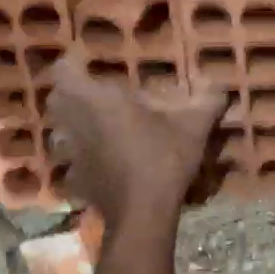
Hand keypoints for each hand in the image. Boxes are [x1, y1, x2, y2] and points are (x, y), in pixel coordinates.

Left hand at [46, 61, 229, 234]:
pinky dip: (79, 157)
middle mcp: (77, 123)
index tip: (87, 60)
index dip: (71, 63)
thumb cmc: (164, 157)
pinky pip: (69, 162)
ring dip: (71, 124)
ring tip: (93, 123)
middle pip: (56, 100)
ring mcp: (71, 154)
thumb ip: (208, 99)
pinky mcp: (75, 180)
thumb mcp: (195, 125)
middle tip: (93, 89)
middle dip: (69, 92)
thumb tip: (218, 82)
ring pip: (58, 132)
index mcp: (99, 100)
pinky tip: (98, 160)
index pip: (63, 72)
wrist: (143, 213)